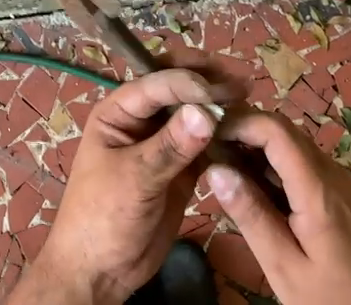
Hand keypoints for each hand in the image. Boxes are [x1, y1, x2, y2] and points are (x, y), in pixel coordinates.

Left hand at [9, 69, 234, 304]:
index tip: (218, 91)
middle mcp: (141, 119)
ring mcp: (163, 143)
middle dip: (206, 79)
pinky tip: (245, 131)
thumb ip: (170, 147)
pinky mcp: (182, 168)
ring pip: (193, 113)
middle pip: (175, 88)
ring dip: (219, 105)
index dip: (185, 82)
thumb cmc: (102, 217)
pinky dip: (224, 137)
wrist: (101, 270)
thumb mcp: (133, 179)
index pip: (154, 83)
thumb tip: (207, 112)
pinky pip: (205, 144)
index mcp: (118, 112)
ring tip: (249, 99)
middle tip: (240, 81)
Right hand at [206, 111, 350, 304]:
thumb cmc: (339, 303)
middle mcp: (331, 174)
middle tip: (204, 145)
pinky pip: (301, 165)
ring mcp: (339, 184)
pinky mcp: (340, 197)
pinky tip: (250, 186)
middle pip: (282, 130)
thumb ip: (252, 217)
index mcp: (318, 189)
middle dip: (242, 129)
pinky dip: (271, 165)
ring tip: (218, 163)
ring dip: (255, 146)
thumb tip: (216, 169)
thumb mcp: (287, 270)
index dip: (238, 120)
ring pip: (291, 145)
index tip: (204, 130)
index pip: (274, 128)